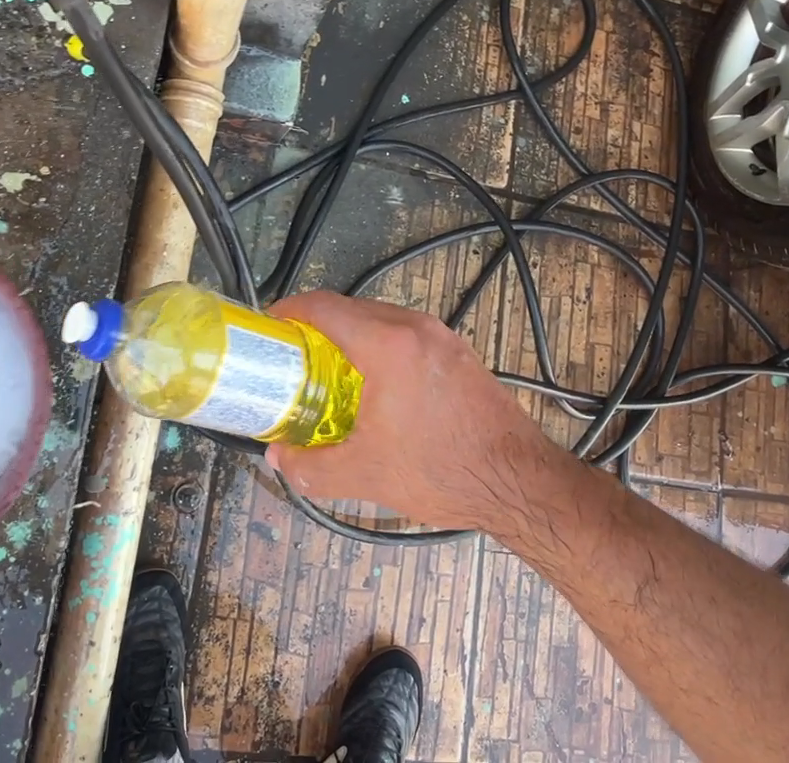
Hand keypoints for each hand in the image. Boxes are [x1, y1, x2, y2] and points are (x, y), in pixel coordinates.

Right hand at [266, 291, 564, 532]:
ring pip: (381, 320)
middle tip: (292, 356)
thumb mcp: (363, 474)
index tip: (269, 327)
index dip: (288, 311)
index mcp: (388, 344)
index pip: (323, 306)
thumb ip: (310, 466)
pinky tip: (373, 384)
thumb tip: (279, 458)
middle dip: (315, 326)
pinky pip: (407, 335)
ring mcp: (443, 338)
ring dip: (349, 335)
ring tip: (326, 370)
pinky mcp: (460, 354)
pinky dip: (380, 346)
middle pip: (351, 309)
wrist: (518, 482)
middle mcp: (416, 328)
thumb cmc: (439, 471)